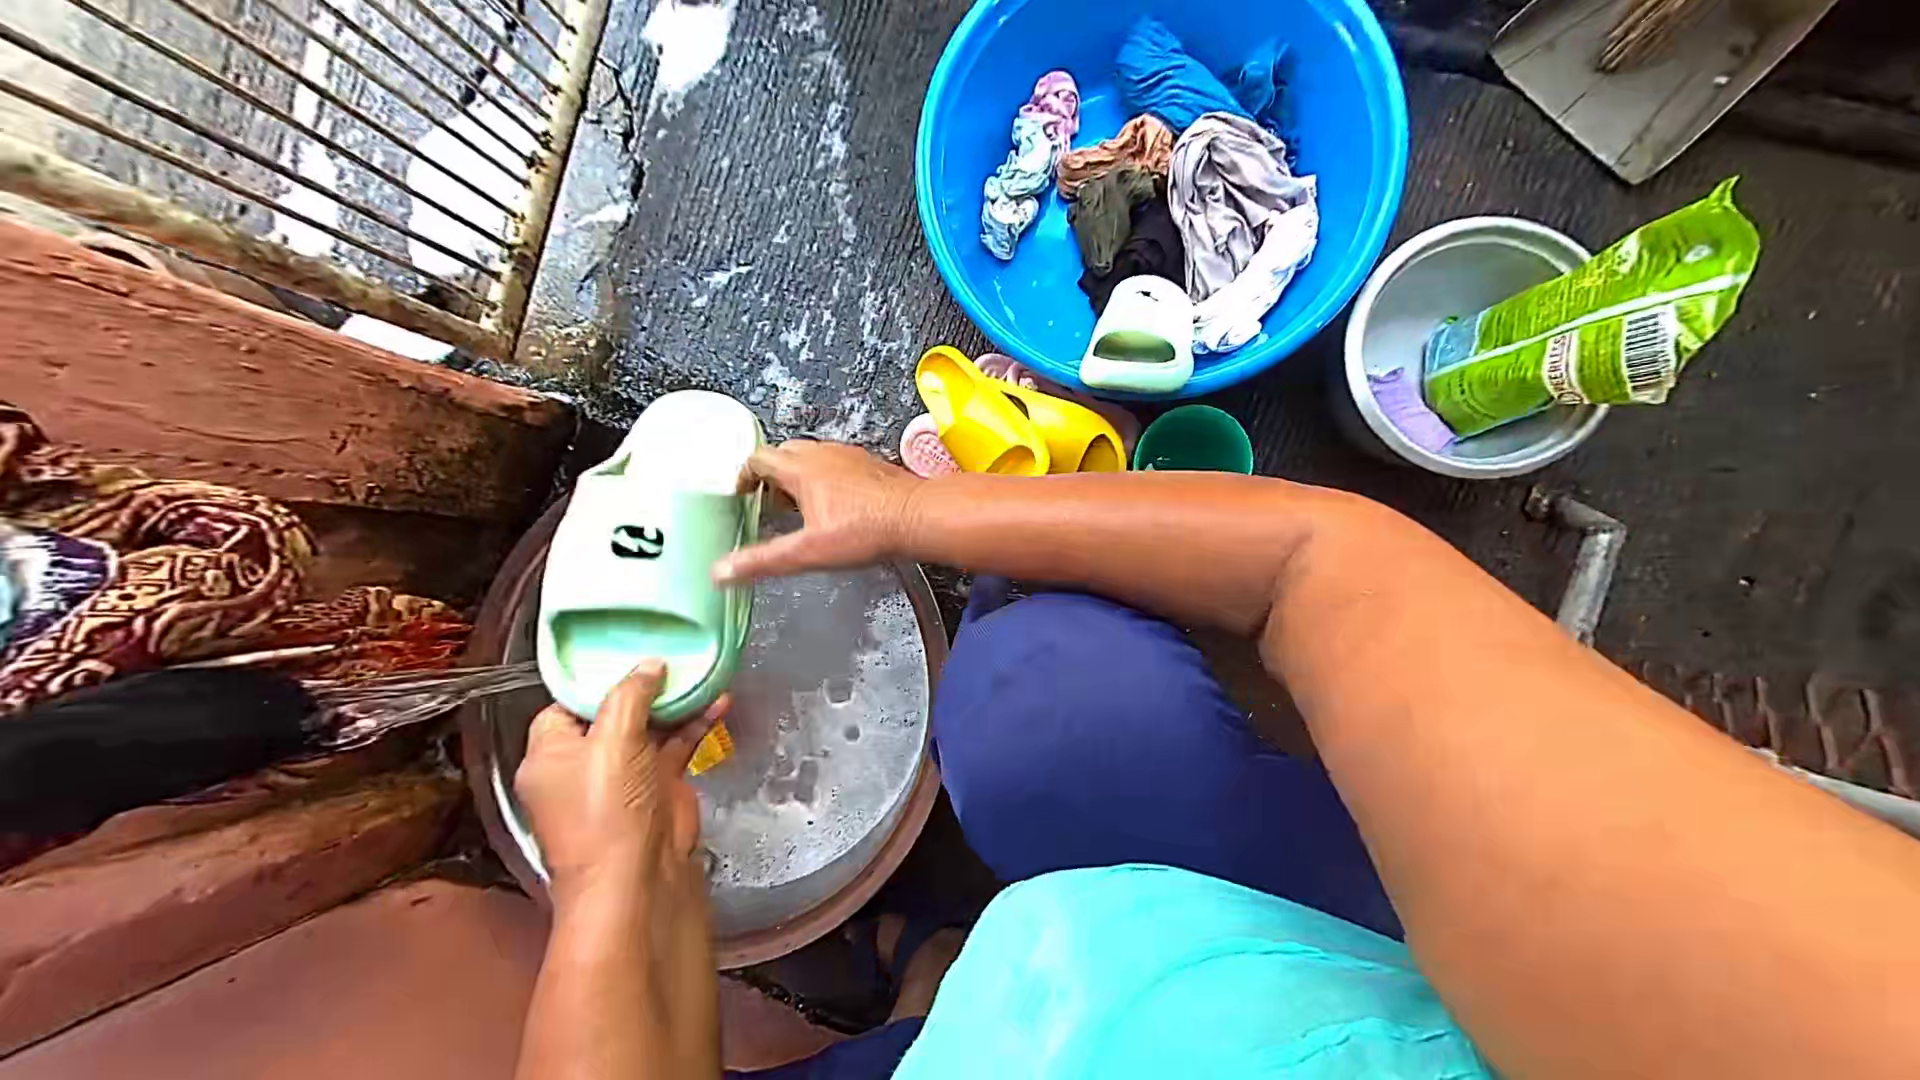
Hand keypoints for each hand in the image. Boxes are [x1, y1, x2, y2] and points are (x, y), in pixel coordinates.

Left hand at [514, 659, 725, 904]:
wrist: (640, 878)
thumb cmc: (605, 817)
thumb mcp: (611, 743)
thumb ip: (629, 696)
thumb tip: (649, 666)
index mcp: (552, 754)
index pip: (567, 703)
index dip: (595, 679)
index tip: (626, 651)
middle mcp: (585, 763)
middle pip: (614, 710)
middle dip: (643, 686)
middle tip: (669, 656)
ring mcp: (625, 774)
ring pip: (651, 725)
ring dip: (676, 702)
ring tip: (700, 673)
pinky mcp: (659, 784)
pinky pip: (678, 743)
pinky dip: (696, 723)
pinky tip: (717, 703)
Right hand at [715, 440, 921, 582]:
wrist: (918, 516)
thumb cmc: (865, 530)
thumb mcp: (807, 551)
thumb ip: (763, 560)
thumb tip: (720, 572)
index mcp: (801, 467)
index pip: (759, 457)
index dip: (745, 474)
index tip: (742, 493)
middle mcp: (824, 454)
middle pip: (785, 454)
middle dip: (772, 476)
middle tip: (769, 503)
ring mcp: (850, 456)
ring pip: (814, 457)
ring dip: (800, 477)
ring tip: (800, 507)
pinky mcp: (871, 465)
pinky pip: (839, 464)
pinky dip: (827, 479)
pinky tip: (837, 505)